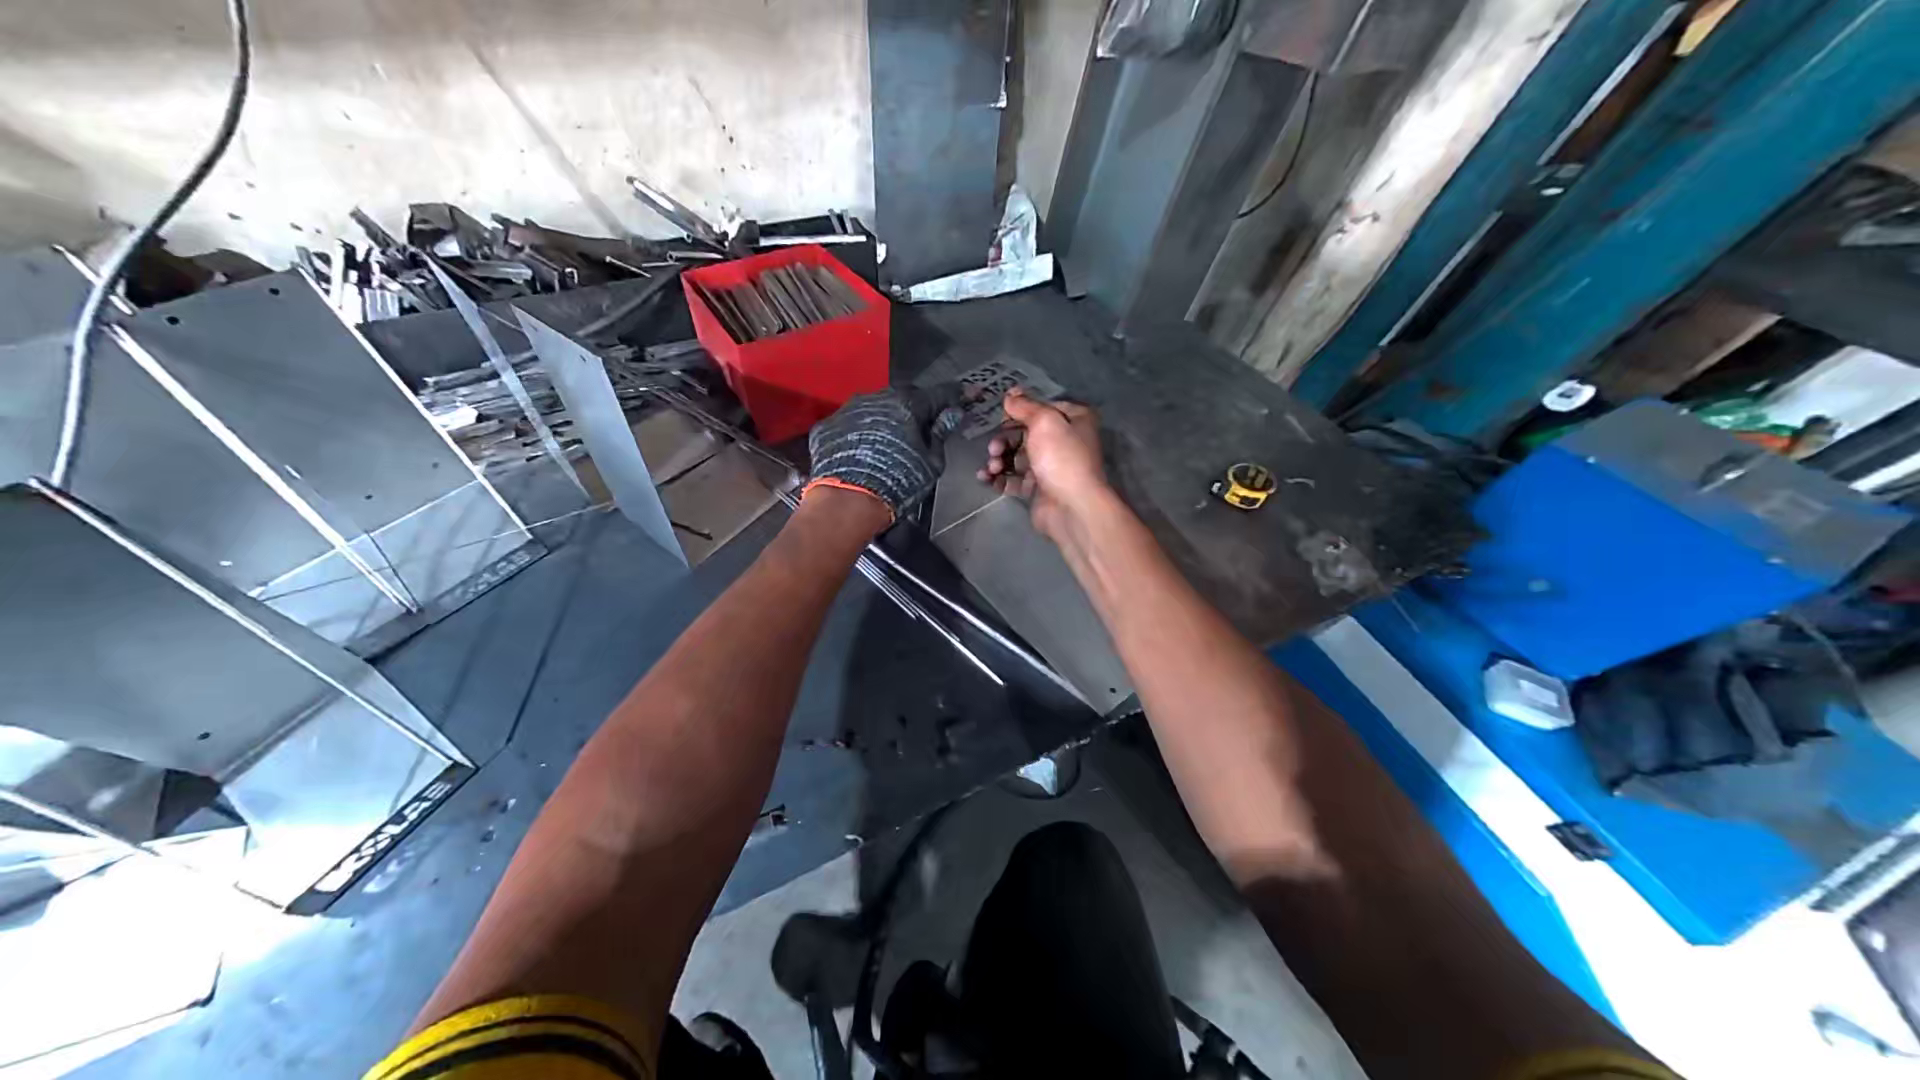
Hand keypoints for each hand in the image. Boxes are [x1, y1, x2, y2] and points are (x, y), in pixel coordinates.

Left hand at [806, 386, 961, 521]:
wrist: (846, 502)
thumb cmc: (897, 483)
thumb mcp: (930, 464)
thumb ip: (940, 435)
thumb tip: (949, 416)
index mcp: (908, 405)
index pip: (938, 394)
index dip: (954, 395)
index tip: (966, 394)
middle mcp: (877, 399)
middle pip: (903, 396)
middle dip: (916, 406)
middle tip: (923, 424)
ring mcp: (849, 410)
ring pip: (875, 407)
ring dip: (886, 418)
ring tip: (890, 440)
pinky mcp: (828, 426)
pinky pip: (851, 423)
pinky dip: (860, 431)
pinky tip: (863, 450)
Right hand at [978, 388, 1107, 541]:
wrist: (1071, 507)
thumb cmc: (1062, 457)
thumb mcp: (1044, 421)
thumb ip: (1025, 406)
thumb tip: (1011, 393)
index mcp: (1074, 420)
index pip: (1042, 408)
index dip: (1020, 411)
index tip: (1001, 416)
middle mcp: (1064, 442)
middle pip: (1026, 433)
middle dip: (1004, 439)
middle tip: (993, 448)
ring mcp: (1051, 467)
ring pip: (1017, 457)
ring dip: (999, 459)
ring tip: (992, 467)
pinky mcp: (1038, 489)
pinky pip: (1014, 479)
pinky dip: (999, 477)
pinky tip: (985, 478)